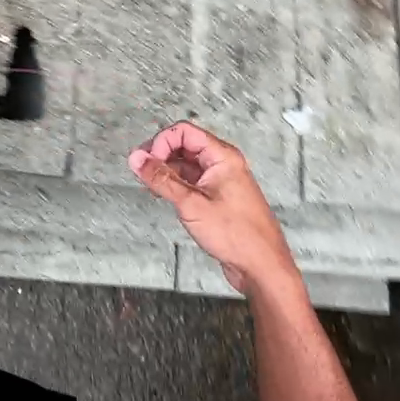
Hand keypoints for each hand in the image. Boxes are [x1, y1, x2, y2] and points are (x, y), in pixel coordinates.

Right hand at [128, 121, 299, 298]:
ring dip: (166, 170)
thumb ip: (161, 179)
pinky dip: (176, 184)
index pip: (183, 132)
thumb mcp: (191, 204)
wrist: (262, 268)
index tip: (148, 161)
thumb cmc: (237, 235)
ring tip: (153, 186)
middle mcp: (223, 164)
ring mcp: (221, 180)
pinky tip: (166, 196)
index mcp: (222, 156)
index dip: (161, 142)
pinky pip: (192, 180)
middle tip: (144, 171)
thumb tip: (137, 159)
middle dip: (160, 154)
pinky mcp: (218, 197)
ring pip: (186, 163)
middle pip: (184, 145)